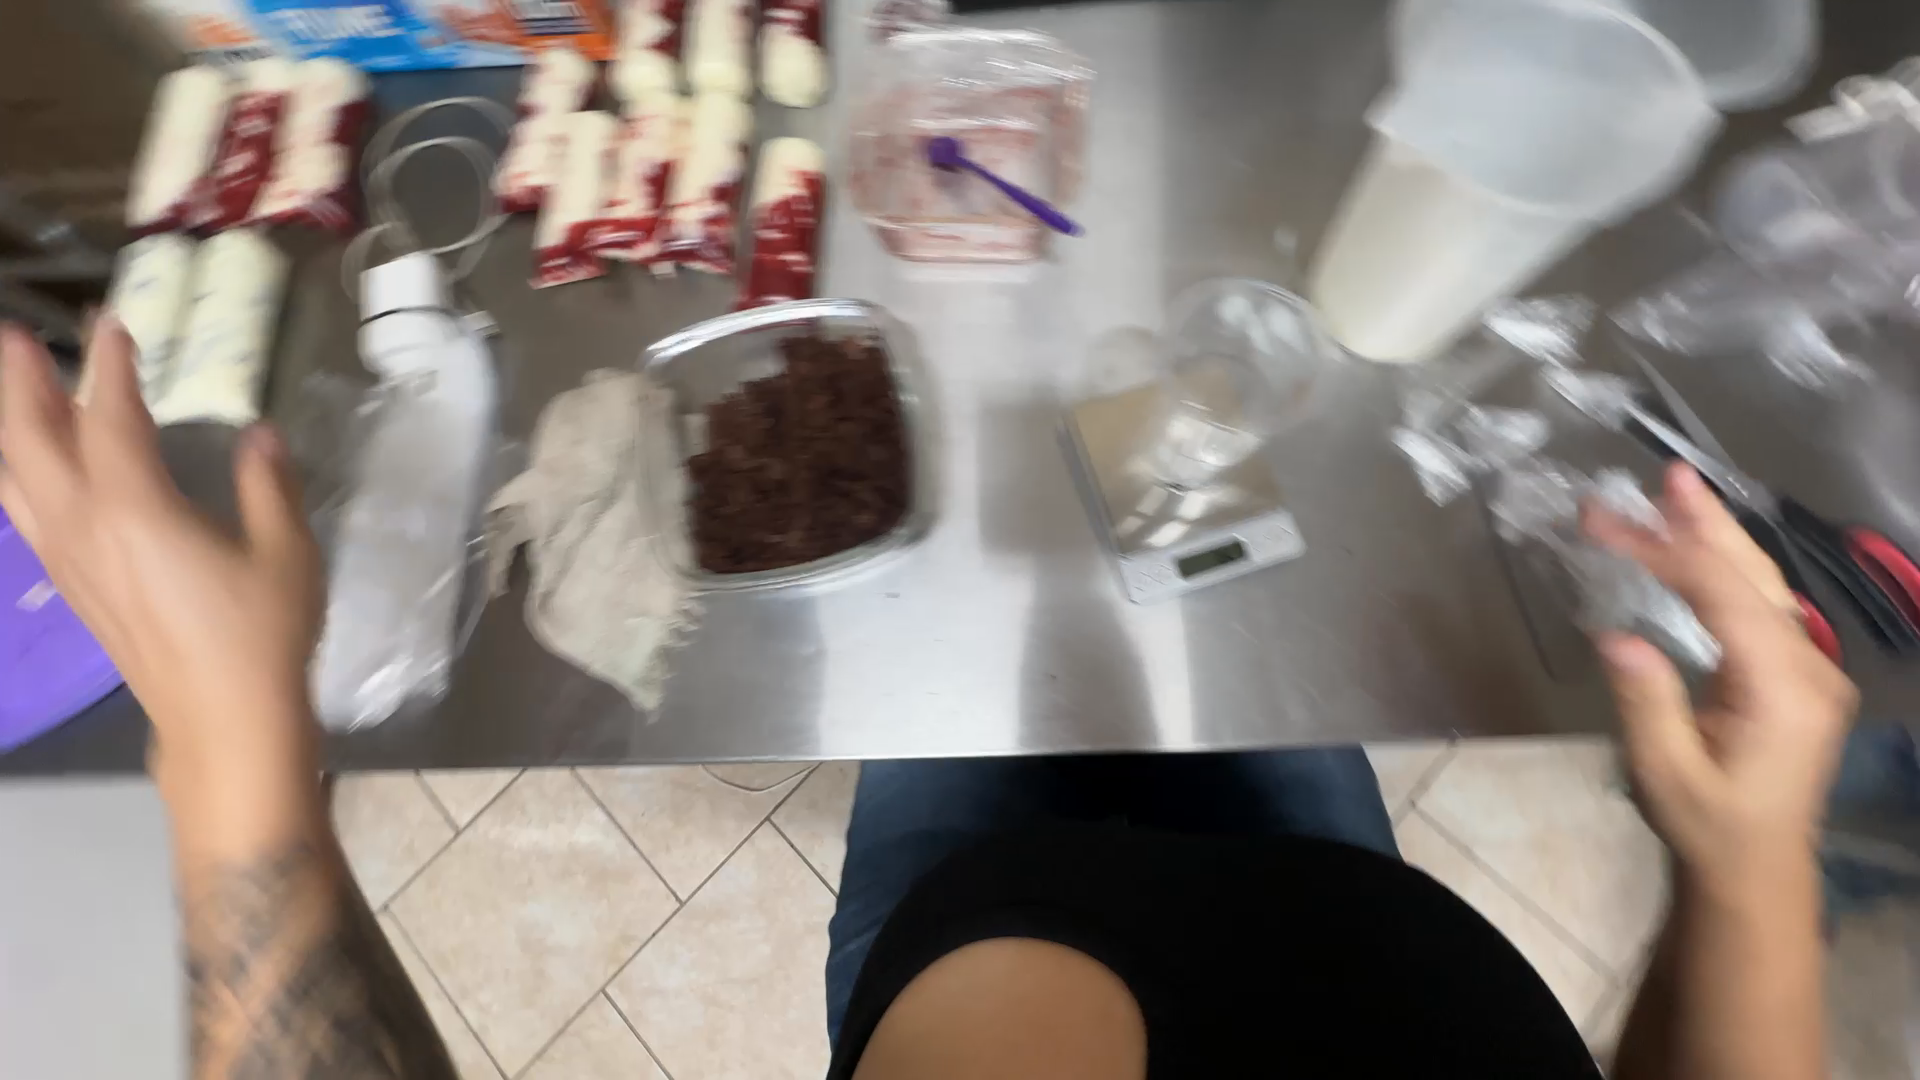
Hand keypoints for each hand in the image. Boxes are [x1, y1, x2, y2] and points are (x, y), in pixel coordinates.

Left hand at [0, 321, 322, 809]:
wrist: (223, 706)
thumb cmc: (264, 626)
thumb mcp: (287, 551)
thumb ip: (269, 487)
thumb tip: (261, 433)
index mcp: (137, 511)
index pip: (110, 422)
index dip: (109, 370)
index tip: (112, 324)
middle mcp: (82, 526)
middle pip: (31, 442)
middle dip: (19, 384)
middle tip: (12, 335)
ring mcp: (66, 557)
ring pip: (12, 478)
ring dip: (6, 427)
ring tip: (7, 392)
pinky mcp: (72, 582)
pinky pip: (23, 511)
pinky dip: (16, 474)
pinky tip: (26, 473)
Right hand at [1585, 462, 1856, 897]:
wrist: (1755, 863)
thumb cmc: (1705, 819)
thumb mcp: (1666, 769)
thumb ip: (1648, 701)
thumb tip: (1614, 634)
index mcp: (1782, 690)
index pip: (1724, 599)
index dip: (1664, 553)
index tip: (1602, 523)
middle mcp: (1806, 668)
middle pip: (1754, 579)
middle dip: (1703, 525)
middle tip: (1664, 476)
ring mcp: (1802, 668)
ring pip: (1760, 585)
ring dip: (1714, 535)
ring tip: (1676, 493)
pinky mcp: (1784, 672)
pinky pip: (1753, 604)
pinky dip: (1718, 565)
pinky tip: (1694, 547)